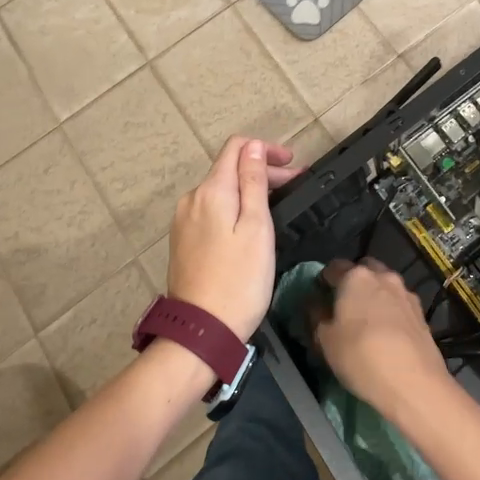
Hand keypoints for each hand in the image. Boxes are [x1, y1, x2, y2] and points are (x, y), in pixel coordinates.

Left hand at [166, 137, 301, 339]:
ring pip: (221, 191)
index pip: (236, 147)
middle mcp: (192, 198)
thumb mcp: (256, 226)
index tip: (291, 164)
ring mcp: (184, 221)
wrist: (202, 332)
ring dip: (249, 191)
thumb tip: (253, 147)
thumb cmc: (239, 279)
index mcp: (211, 190)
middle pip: (229, 169)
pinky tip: (251, 225)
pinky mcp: (183, 240)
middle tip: (295, 187)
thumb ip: (253, 182)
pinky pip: (212, 210)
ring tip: (277, 207)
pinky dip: (234, 208)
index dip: (265, 149)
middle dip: (262, 171)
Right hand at [313, 259, 450, 413]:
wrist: (414, 382)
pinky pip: (399, 302)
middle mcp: (383, 276)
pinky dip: (391, 310)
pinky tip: (388, 333)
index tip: (320, 297)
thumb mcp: (325, 341)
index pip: (334, 267)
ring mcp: (405, 292)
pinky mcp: (421, 311)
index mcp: (355, 277)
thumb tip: (316, 304)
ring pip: (384, 285)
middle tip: (345, 307)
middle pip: (364, 270)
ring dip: (375, 295)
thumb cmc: (361, 356)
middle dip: (353, 282)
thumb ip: (317, 317)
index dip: (324, 281)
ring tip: (368, 321)